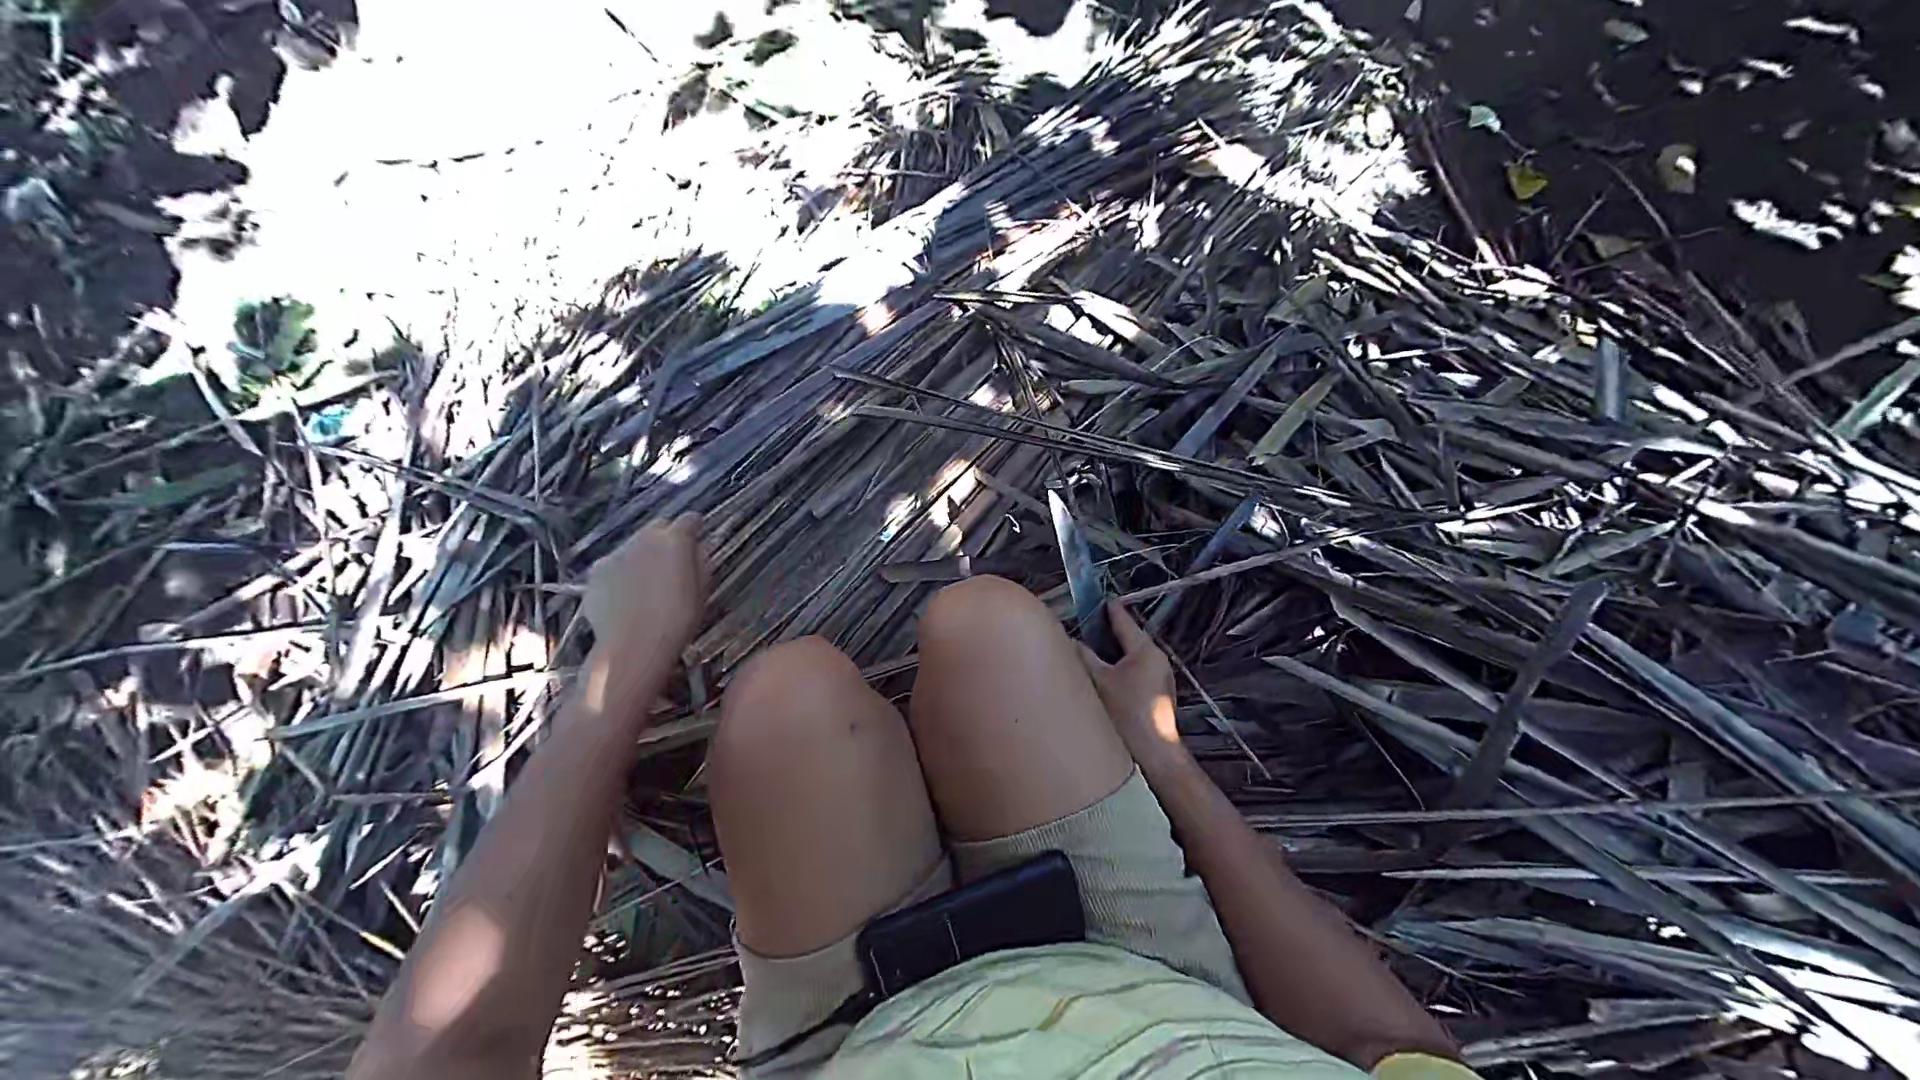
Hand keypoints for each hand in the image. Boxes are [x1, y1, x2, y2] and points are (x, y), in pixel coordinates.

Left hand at [582, 513, 708, 663]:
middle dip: (666, 539)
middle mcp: (642, 539)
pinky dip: (621, 576)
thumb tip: (694, 549)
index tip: (699, 537)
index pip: (689, 520)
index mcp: (674, 540)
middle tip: (673, 564)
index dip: (695, 528)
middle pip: (657, 527)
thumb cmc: (678, 620)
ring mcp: (614, 555)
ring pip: (633, 547)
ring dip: (642, 557)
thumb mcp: (701, 590)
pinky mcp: (595, 573)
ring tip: (648, 587)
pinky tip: (626, 599)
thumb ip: (698, 563)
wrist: (632, 647)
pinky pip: (613, 567)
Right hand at [1076, 600, 1184, 764]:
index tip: (1099, 598)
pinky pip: (1136, 673)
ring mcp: (1161, 678)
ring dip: (1113, 654)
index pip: (1124, 622)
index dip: (1110, 610)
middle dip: (1108, 633)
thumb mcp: (1098, 680)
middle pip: (1129, 639)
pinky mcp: (1157, 695)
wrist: (1154, 753)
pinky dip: (1119, 669)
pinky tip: (1104, 676)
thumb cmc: (1125, 713)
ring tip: (1090, 651)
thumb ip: (1083, 656)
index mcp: (1145, 651)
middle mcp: (1157, 660)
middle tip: (1086, 626)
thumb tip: (1072, 640)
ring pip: (1131, 658)